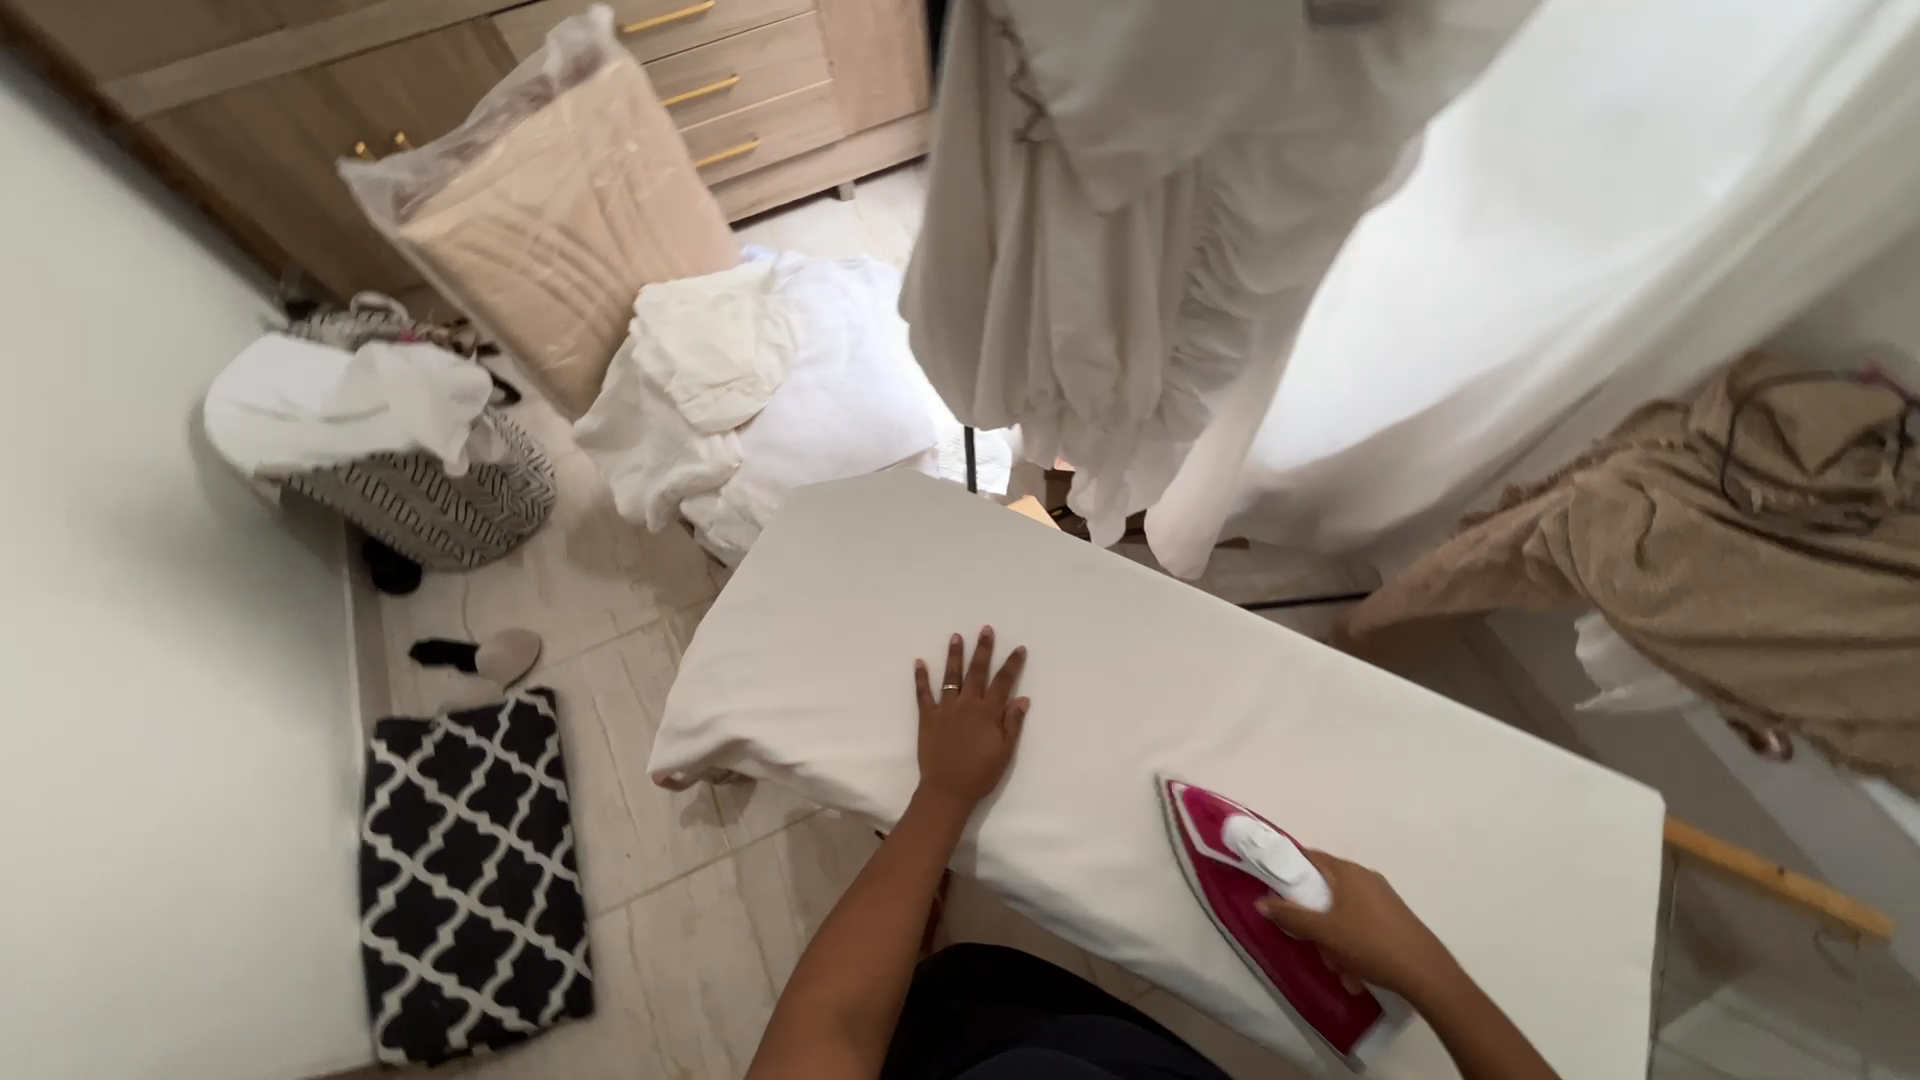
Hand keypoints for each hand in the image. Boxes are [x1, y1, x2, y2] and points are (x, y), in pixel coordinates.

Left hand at [913, 626, 1028, 811]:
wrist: (948, 790)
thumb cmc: (981, 773)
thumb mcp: (1005, 751)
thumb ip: (1013, 723)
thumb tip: (1023, 698)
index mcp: (988, 712)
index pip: (1003, 682)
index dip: (1012, 664)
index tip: (1019, 648)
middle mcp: (967, 704)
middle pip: (977, 671)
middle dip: (983, 649)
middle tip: (986, 629)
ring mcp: (945, 709)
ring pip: (951, 676)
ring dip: (954, 655)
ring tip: (956, 636)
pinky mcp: (927, 717)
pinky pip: (923, 694)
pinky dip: (921, 677)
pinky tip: (919, 662)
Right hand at [1256, 850, 1458, 1001]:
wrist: (1429, 976)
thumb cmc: (1370, 944)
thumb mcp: (1323, 931)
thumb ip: (1290, 915)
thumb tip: (1260, 901)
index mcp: (1347, 872)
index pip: (1308, 856)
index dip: (1288, 869)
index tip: (1276, 889)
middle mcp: (1365, 877)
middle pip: (1325, 888)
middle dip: (1313, 917)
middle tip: (1311, 941)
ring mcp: (1383, 898)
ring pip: (1343, 910)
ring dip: (1333, 938)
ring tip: (1339, 969)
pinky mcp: (1395, 918)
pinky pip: (1361, 923)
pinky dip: (1353, 943)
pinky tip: (1356, 973)